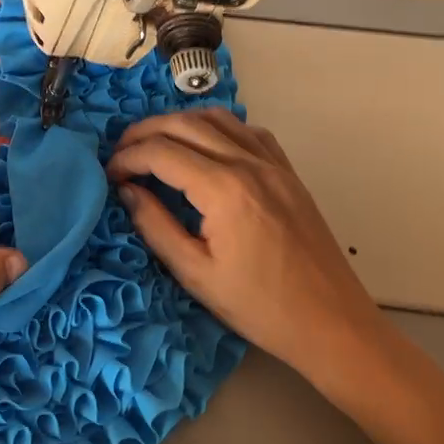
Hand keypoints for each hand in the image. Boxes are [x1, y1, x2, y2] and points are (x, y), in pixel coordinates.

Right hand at [107, 109, 386, 378]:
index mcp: (224, 190)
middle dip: (142, 133)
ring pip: (215, 118)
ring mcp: (273, 164)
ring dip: (176, 123)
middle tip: (120, 155)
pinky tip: (201, 149)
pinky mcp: (288, 172)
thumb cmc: (261, 308)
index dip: (126, 158)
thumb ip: (155, 226)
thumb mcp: (195, 274)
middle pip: (183, 124)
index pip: (160, 152)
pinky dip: (214, 128)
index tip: (109, 176)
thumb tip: (127, 190)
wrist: (334, 326)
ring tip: (153, 146)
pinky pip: (245, 131)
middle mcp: (249, 164)